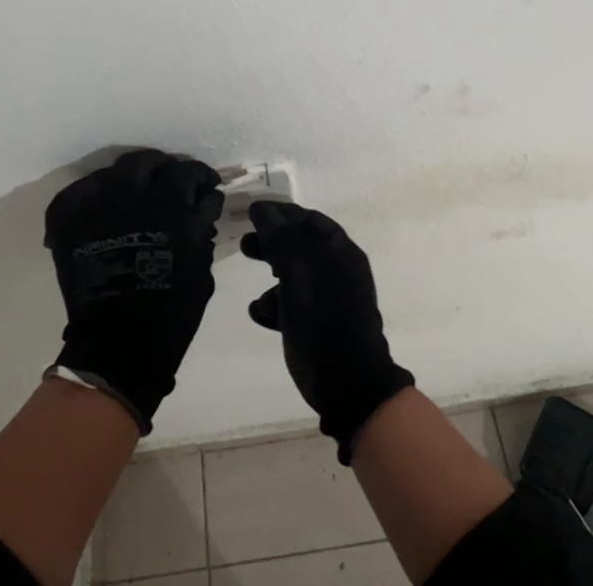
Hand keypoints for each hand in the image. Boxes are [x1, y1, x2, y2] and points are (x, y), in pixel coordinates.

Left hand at [44, 149, 222, 433]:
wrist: (120, 344)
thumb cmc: (171, 310)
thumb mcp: (201, 266)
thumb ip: (202, 228)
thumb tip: (201, 205)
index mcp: (171, 207)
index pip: (189, 173)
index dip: (201, 177)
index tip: (205, 186)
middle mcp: (133, 196)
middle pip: (149, 163)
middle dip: (164, 170)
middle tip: (169, 183)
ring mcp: (97, 206)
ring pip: (115, 171)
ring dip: (131, 177)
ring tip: (135, 192)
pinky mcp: (69, 221)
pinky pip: (78, 192)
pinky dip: (93, 194)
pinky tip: (103, 205)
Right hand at [242, 201, 414, 463]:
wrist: (349, 383)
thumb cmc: (324, 322)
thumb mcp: (298, 274)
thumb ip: (280, 239)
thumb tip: (262, 209)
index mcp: (341, 253)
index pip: (310, 220)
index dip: (281, 213)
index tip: (251, 211)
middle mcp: (338, 270)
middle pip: (300, 245)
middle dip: (271, 244)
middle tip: (244, 245)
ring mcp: (331, 298)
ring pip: (294, 276)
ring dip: (271, 279)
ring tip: (254, 291)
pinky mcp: (320, 324)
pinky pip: (293, 304)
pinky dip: (275, 306)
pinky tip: (260, 315)